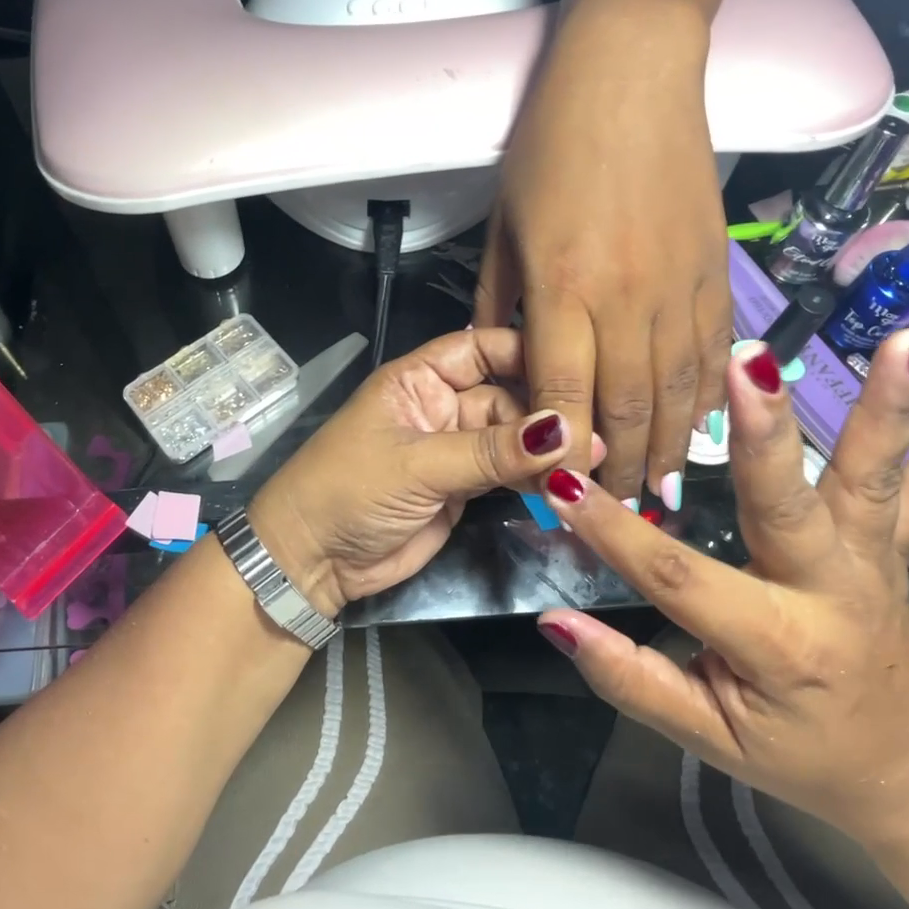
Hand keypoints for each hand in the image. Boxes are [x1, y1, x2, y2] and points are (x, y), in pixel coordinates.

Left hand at [248, 328, 603, 619]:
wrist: (314, 559)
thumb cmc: (348, 491)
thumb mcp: (416, 465)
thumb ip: (489, 450)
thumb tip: (563, 430)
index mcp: (417, 378)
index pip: (481, 349)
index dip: (526, 352)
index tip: (577, 366)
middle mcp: (441, 405)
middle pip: (506, 395)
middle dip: (546, 413)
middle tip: (593, 435)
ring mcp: (454, 447)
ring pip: (512, 437)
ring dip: (547, 450)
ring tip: (592, 461)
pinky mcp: (463, 488)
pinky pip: (507, 473)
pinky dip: (535, 479)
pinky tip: (569, 484)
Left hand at [476, 7, 731, 503]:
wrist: (632, 72)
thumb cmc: (549, 145)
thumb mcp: (502, 226)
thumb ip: (499, 301)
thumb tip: (500, 357)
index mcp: (561, 290)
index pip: (559, 394)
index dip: (559, 452)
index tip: (558, 492)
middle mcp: (625, 301)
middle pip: (625, 409)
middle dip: (617, 469)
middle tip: (612, 512)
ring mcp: (681, 288)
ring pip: (679, 394)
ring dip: (668, 450)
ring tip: (657, 492)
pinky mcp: (718, 273)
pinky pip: (715, 355)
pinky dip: (709, 404)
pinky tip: (702, 434)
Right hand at [531, 329, 908, 847]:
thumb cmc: (800, 758)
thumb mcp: (707, 737)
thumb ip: (631, 679)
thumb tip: (558, 623)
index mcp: (775, 643)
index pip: (675, 576)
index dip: (612, 530)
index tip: (560, 479)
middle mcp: (831, 592)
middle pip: (787, 505)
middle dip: (763, 434)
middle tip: (746, 368)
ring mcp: (873, 565)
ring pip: (872, 482)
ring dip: (889, 410)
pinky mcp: (896, 553)